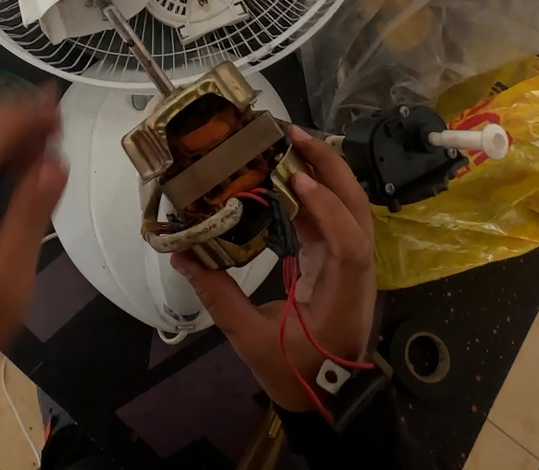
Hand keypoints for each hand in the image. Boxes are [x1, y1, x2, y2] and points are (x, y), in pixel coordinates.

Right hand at [171, 126, 375, 412]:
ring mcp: (350, 264)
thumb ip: (217, 296)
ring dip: (324, 171)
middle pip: (357, 208)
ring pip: (349, 206)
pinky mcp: (337, 261)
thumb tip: (181, 255)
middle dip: (330, 166)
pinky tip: (286, 174)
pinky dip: (313, 191)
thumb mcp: (252, 341)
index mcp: (344, 292)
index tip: (297, 182)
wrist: (330, 404)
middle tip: (292, 134)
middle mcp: (356, 270)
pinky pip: (332, 217)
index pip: (349, 242)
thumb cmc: (298, 375)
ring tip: (290, 142)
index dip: (328, 208)